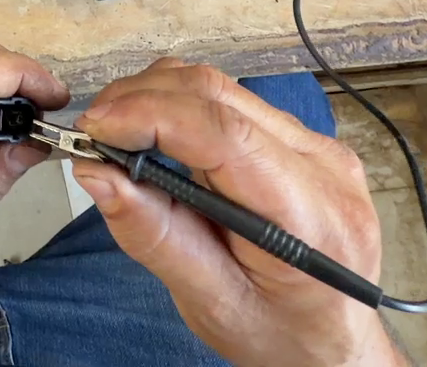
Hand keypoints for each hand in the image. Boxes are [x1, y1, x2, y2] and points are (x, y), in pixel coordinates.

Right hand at [71, 59, 403, 366]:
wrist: (335, 345)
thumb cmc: (278, 334)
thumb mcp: (212, 304)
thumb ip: (155, 236)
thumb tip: (96, 171)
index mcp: (311, 215)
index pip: (222, 132)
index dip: (149, 115)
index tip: (93, 128)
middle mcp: (321, 162)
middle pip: (214, 94)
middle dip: (138, 99)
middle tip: (91, 131)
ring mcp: (312, 141)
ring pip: (214, 85)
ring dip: (151, 95)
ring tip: (114, 130)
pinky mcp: (295, 133)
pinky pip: (223, 96)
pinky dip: (173, 102)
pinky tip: (150, 131)